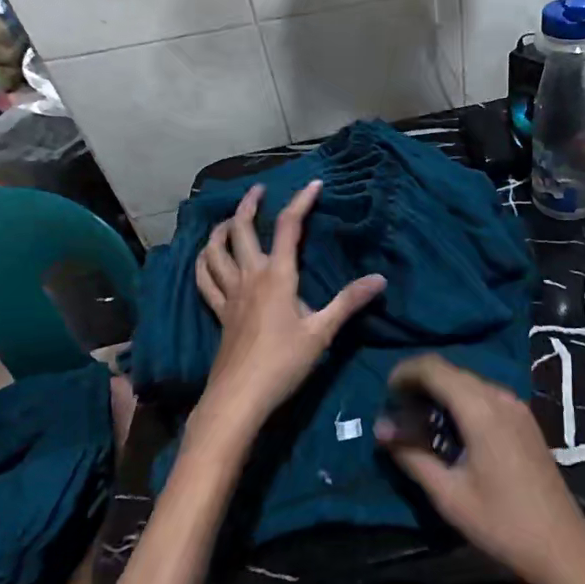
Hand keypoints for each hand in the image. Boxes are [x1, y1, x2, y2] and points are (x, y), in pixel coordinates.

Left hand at [194, 181, 385, 433]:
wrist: (239, 399)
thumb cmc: (283, 363)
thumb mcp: (322, 332)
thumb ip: (349, 302)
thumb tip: (380, 279)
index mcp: (277, 276)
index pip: (288, 227)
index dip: (301, 201)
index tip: (314, 184)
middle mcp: (249, 277)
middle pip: (241, 230)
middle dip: (249, 205)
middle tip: (258, 190)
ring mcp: (229, 295)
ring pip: (215, 251)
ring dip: (220, 229)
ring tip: (228, 219)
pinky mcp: (218, 313)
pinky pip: (205, 279)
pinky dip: (204, 262)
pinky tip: (207, 259)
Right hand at [377, 355, 584, 583]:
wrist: (560, 542)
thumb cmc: (501, 522)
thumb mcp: (449, 494)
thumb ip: (413, 456)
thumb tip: (381, 429)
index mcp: (481, 409)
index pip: (435, 369)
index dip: (406, 372)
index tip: (385, 391)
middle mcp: (500, 396)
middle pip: (452, 371)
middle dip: (421, 381)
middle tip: (396, 408)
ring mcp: (516, 405)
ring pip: (469, 382)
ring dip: (441, 390)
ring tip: (417, 417)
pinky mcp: (523, 418)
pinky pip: (485, 395)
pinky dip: (461, 400)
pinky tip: (449, 427)